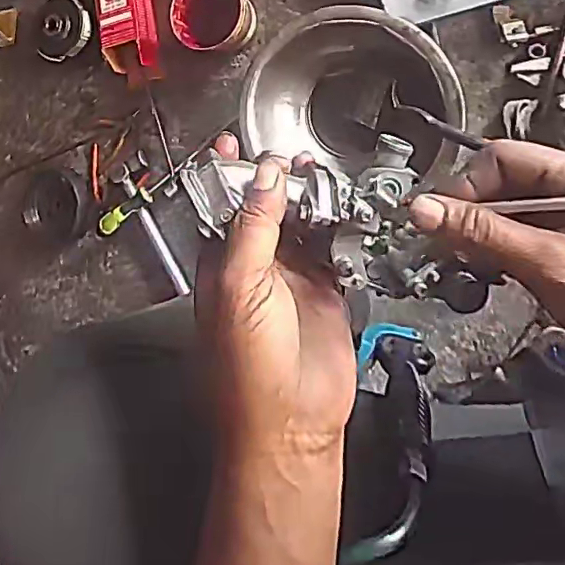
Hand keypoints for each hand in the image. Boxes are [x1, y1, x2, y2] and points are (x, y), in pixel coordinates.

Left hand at [195, 134, 356, 459]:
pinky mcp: (325, 289)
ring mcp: (291, 278)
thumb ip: (253, 227)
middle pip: (266, 208)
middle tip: (291, 158)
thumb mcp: (240, 285)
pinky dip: (338, 227)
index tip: (233, 144)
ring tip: (319, 175)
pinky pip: (332, 246)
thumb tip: (263, 178)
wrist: (292, 421)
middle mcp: (256, 267)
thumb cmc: (247, 371)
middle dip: (276, 180)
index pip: (222, 207)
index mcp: (222, 264)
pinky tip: (342, 212)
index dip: (227, 175)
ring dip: (309, 199)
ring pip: (301, 223)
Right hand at [407, 140, 564, 384]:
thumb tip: (427, 208)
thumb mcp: (554, 266)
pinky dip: (504, 258)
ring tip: (473, 267)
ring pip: (512, 217)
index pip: (502, 158)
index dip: (466, 188)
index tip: (437, 222)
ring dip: (485, 239)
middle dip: (472, 215)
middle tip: (449, 249)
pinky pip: (526, 243)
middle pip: (505, 186)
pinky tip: (497, 277)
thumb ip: (484, 233)